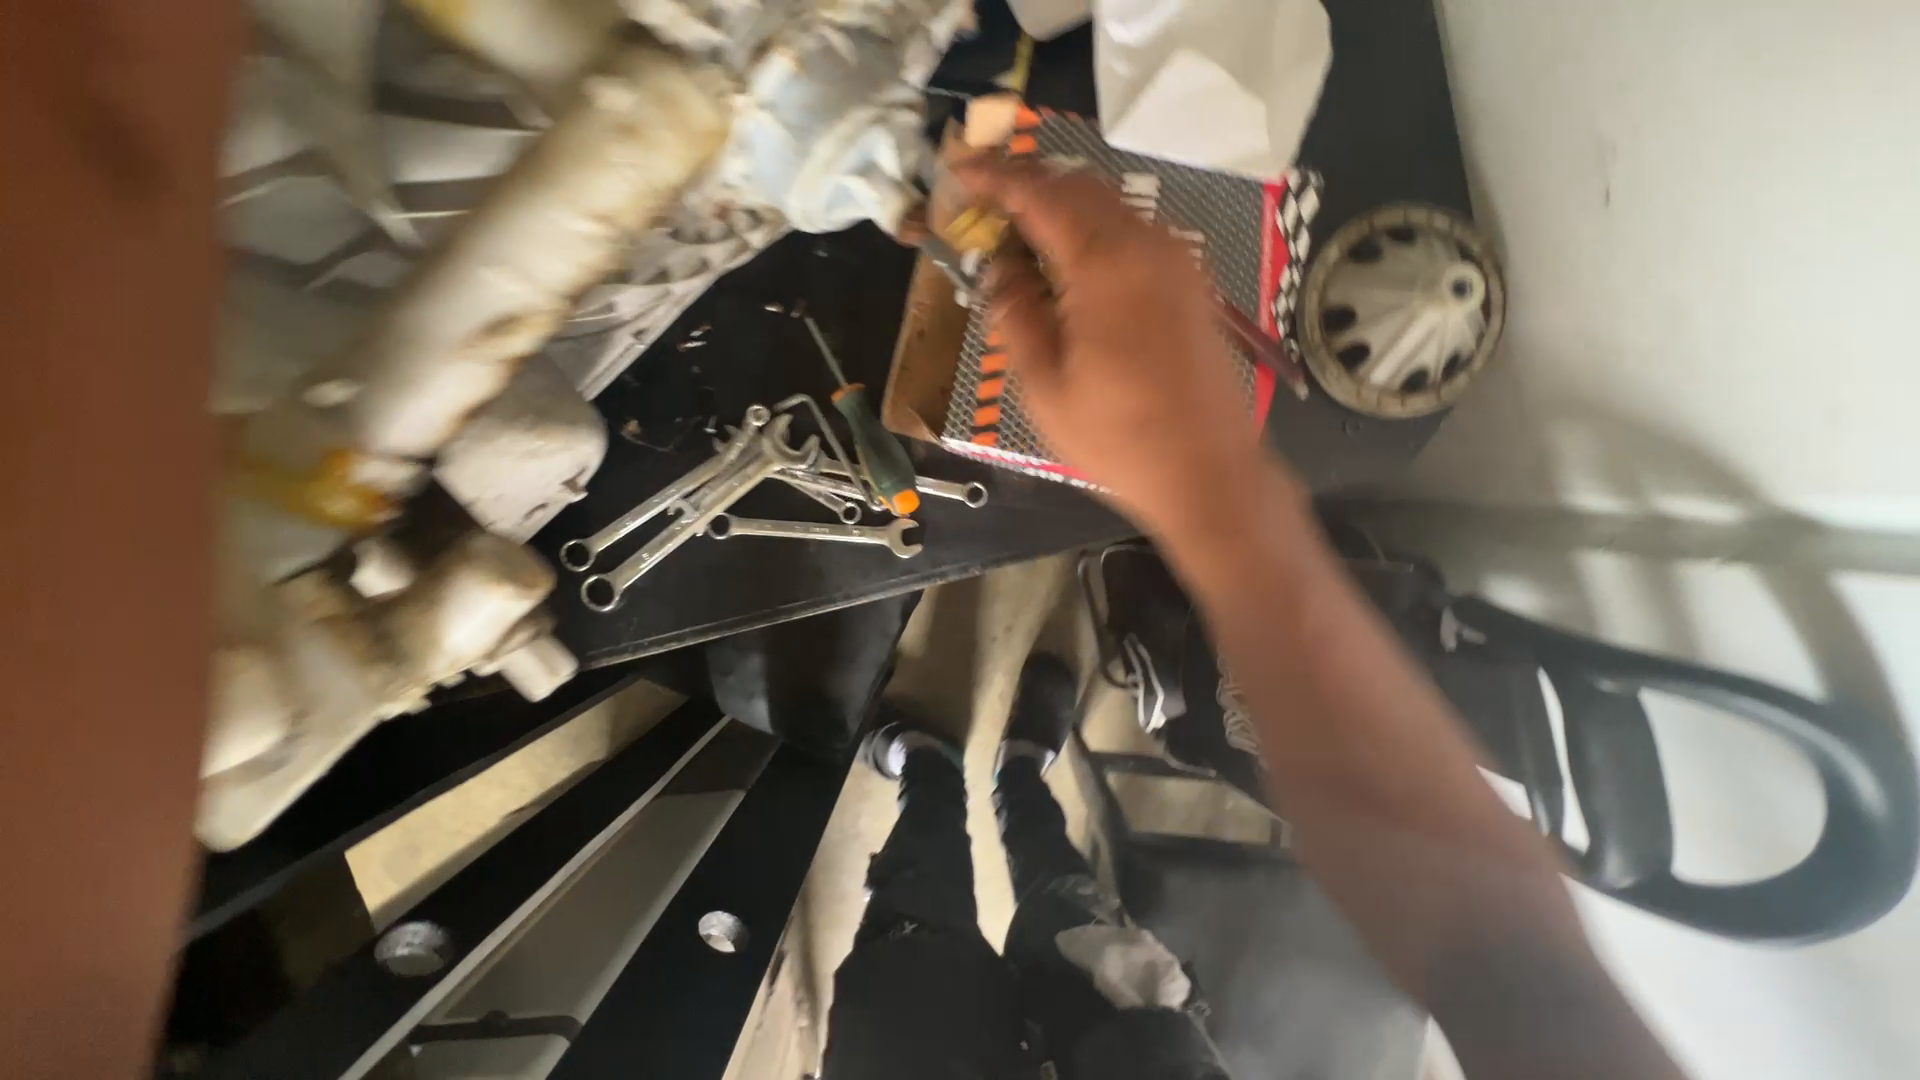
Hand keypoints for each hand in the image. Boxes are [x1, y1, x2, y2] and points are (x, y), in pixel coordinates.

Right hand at [953, 156, 1290, 538]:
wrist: (1207, 472)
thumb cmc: (1118, 439)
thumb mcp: (1045, 387)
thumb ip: (1016, 317)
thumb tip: (1001, 273)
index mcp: (1104, 266)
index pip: (1040, 195)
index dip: (996, 176)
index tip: (961, 167)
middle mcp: (1147, 246)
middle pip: (1079, 188)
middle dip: (1029, 186)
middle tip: (986, 204)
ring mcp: (1177, 263)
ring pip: (1111, 209)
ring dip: (1064, 210)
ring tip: (1022, 236)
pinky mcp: (1191, 285)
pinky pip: (1136, 236)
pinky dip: (1096, 234)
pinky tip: (1073, 267)